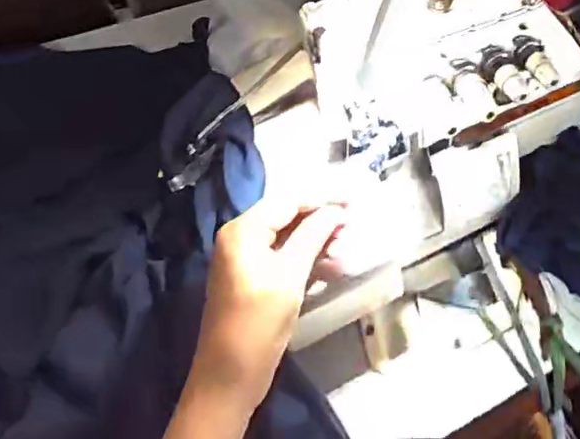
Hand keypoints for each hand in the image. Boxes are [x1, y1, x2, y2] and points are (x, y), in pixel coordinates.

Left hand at [186, 196, 345, 412]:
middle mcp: (240, 236)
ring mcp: (244, 257)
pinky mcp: (252, 277)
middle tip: (352, 225)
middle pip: (287, 216)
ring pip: (287, 237)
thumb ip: (312, 236)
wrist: (227, 382)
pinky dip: (305, 259)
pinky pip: (282, 256)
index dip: (321, 198)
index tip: (351, 200)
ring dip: (317, 242)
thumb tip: (335, 210)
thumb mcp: (290, 276)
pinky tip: (331, 267)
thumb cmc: (258, 324)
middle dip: (320, 220)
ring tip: (345, 251)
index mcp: (243, 229)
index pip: (288, 200)